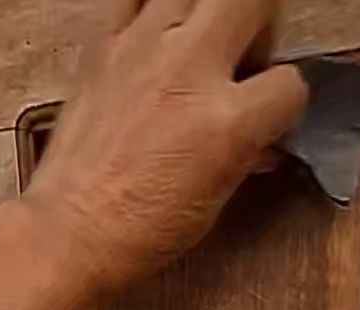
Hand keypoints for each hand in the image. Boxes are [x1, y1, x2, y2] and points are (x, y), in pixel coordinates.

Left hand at [20, 0, 307, 293]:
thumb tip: (257, 142)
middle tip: (239, 60)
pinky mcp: (103, 46)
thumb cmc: (134, 237)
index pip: (289, 85)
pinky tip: (147, 39)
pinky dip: (144, 8)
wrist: (70, 236)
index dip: (283, 107)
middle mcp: (190, 71)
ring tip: (190, 50)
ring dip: (203, 13)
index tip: (267, 121)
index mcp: (226, 123)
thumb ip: (239, 160)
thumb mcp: (207, 209)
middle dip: (259, 24)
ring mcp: (144, 49)